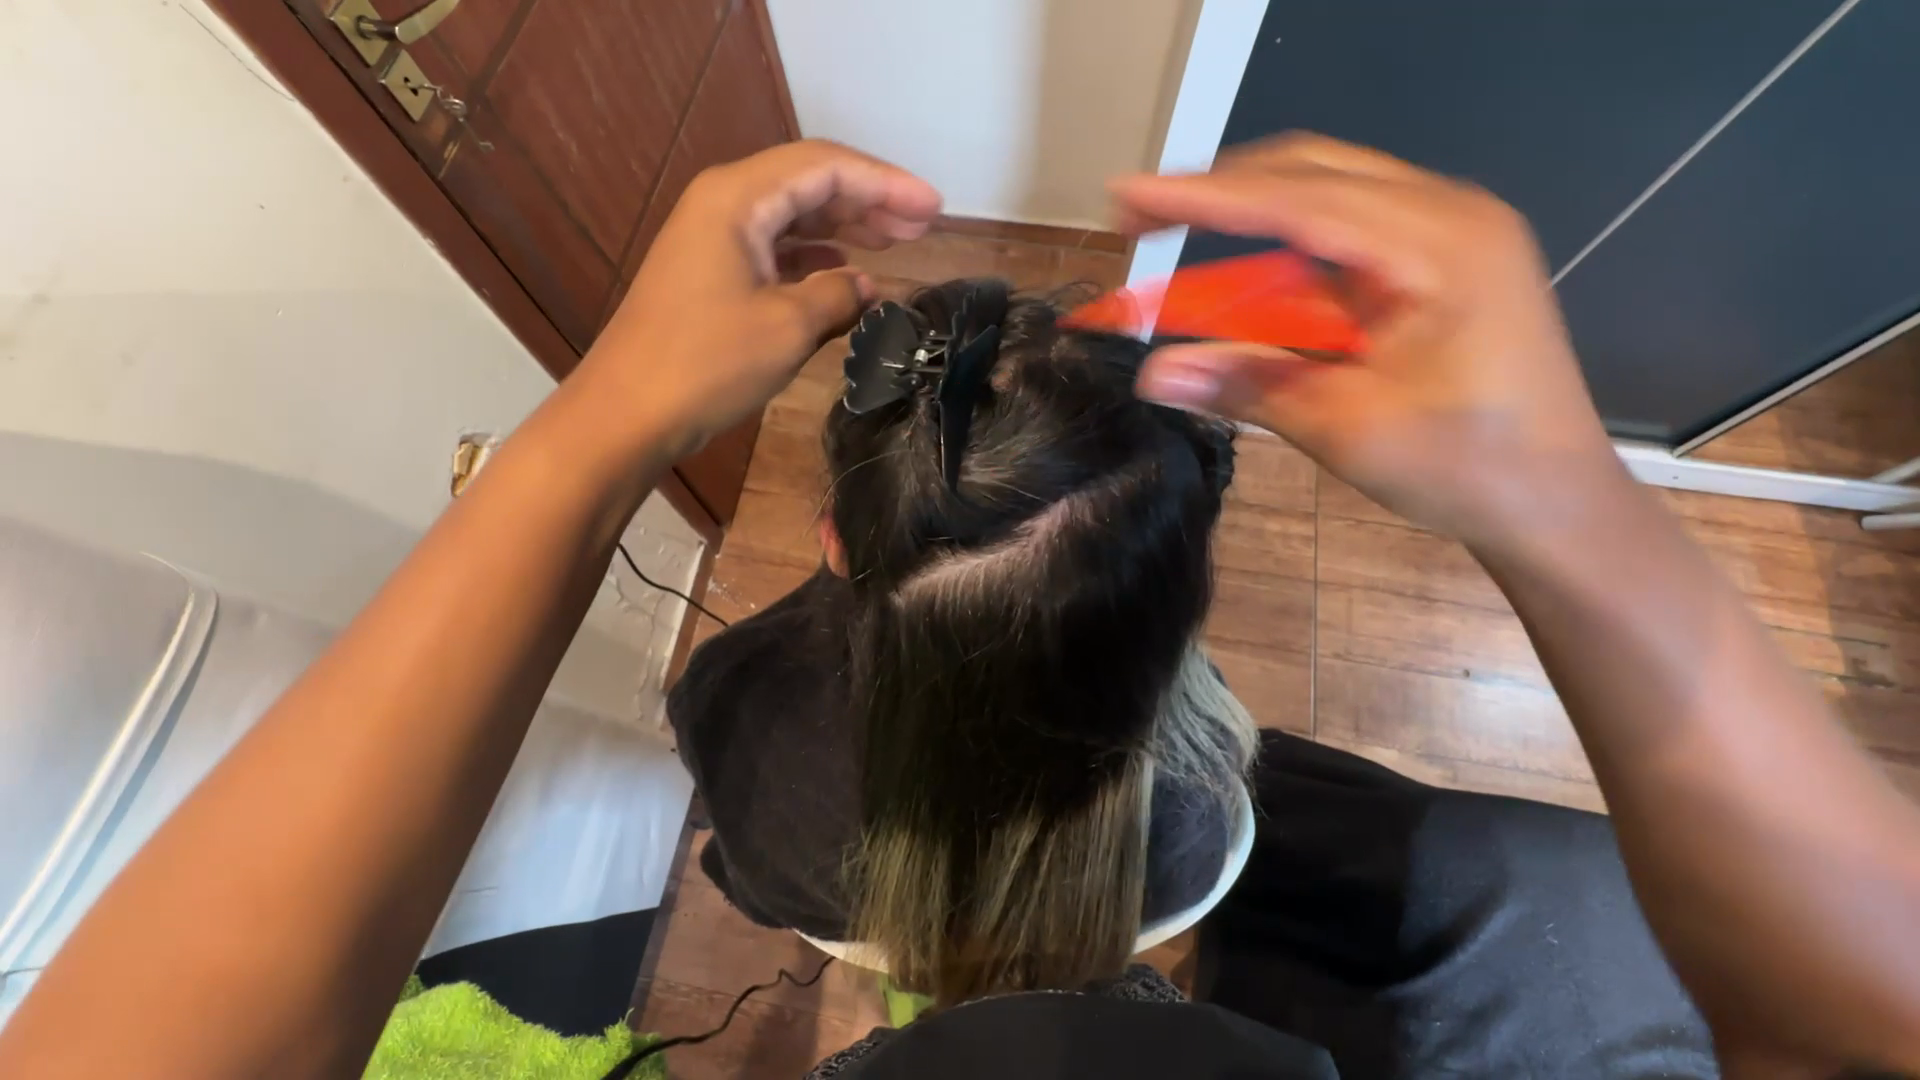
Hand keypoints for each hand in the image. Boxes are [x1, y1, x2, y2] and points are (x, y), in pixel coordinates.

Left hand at [586, 140, 941, 456]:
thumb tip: (863, 287)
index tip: (933, 209)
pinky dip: (815, 260)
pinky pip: (776, 250)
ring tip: (895, 245)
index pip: (826, 168)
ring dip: (845, 229)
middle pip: (810, 184)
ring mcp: (715, 240)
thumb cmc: (707, 363)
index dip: (886, 184)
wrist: (629, 412)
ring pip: (794, 218)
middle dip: (869, 201)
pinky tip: (846, 277)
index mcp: (739, 198)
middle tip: (922, 226)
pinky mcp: (713, 275)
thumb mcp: (787, 327)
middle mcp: (725, 204)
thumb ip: (836, 296)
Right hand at [1115, 134, 1623, 547]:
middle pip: (1310, 174)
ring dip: (1247, 219)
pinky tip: (1241, 276)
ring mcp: (1444, 237)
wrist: (1553, 501)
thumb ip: (1249, 385)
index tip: (1128, 198)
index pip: (1298, 201)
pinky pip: (1342, 238)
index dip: (1203, 199)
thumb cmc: (1469, 468)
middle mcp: (1446, 217)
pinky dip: (1281, 254)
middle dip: (1219, 193)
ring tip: (1175, 237)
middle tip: (1140, 217)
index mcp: (1440, 244)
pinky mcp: (1433, 266)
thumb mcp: (1347, 427)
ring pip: (1325, 197)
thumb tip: (1153, 373)